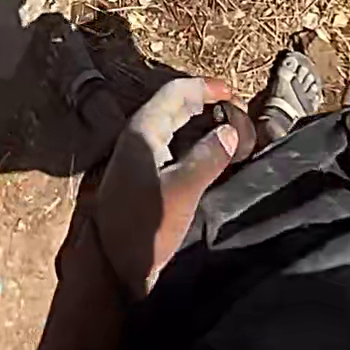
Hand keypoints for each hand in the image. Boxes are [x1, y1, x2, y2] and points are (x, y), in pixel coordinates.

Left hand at [91, 77, 244, 297]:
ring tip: (229, 128)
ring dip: (200, 121)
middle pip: (175, 104)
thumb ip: (208, 157)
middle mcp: (140, 134)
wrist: (113, 262)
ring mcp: (140, 153)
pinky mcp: (144, 172)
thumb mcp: (182, 190)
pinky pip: (173, 142)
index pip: (175, 92)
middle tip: (236, 110)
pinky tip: (211, 153)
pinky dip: (194, 140)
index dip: (203, 87)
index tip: (232, 92)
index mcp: (144, 129)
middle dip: (205, 102)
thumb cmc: (145, 222)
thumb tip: (231, 130)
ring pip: (174, 123)